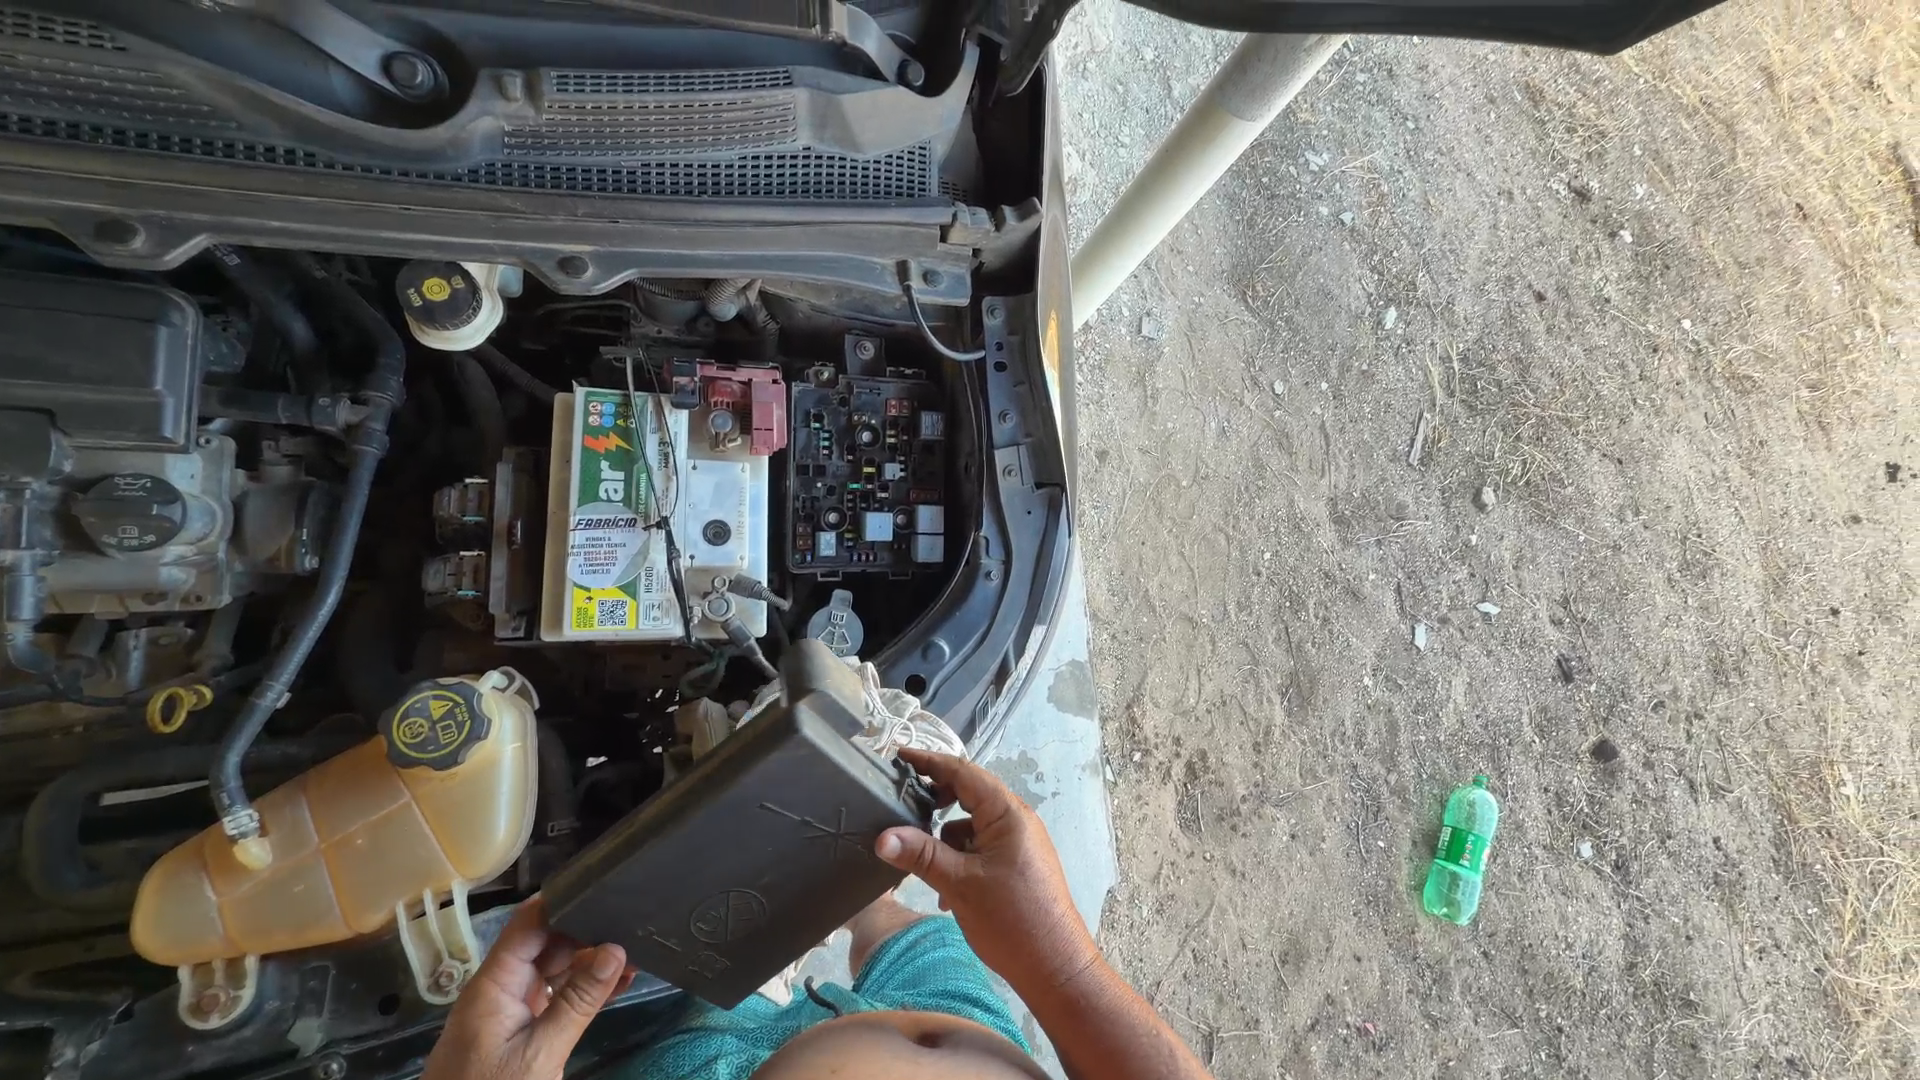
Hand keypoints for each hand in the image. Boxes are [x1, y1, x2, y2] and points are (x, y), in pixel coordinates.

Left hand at [423, 898, 630, 1079]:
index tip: (606, 884)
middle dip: (589, 931)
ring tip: (638, 953)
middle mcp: (503, 989)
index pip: (529, 923)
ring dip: (593, 963)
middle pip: (547, 942)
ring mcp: (512, 1011)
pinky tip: (621, 983)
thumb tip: (617, 948)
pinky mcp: (523, 1032)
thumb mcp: (540, 1053)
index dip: (564, 899)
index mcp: (495, 984)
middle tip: (635, 923)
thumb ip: (578, 1001)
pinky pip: (558, 998)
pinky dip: (586, 990)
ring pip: (557, 969)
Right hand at [875, 748, 1099, 991]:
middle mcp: (1017, 819)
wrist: (1055, 967)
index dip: (930, 761)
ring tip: (920, 857)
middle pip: (969, 793)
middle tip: (903, 801)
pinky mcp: (1018, 863)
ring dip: (946, 836)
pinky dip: (961, 857)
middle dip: (936, 797)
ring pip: (973, 824)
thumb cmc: (1010, 918)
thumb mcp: (958, 884)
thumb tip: (881, 837)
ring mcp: (1020, 842)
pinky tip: (945, 890)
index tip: (900, 755)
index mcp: (1006, 812)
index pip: (963, 772)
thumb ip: (921, 855)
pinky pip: (982, 846)